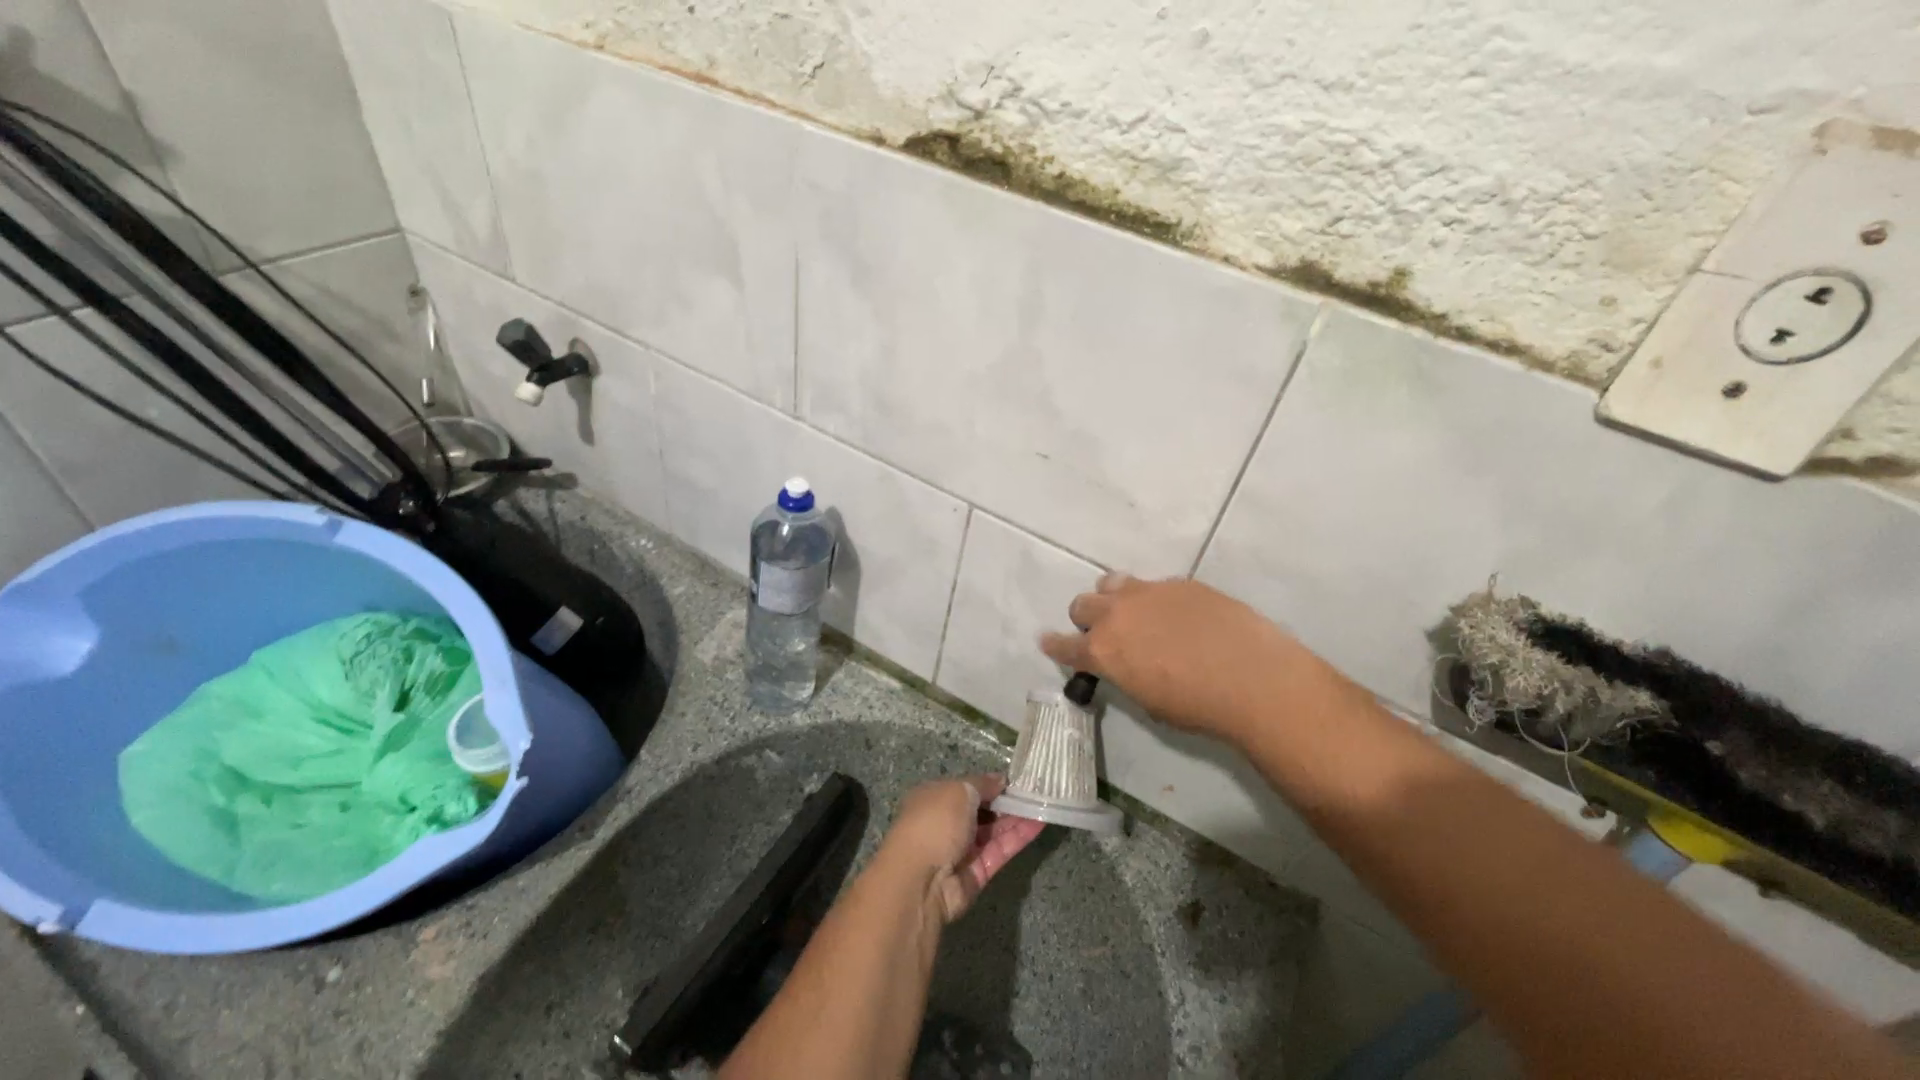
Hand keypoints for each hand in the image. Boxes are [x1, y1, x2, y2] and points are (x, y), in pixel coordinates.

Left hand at [879, 775, 1044, 923]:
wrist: (921, 880)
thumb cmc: (934, 823)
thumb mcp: (958, 791)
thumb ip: (982, 784)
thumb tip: (1001, 779)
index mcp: (933, 799)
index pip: (965, 788)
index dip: (989, 784)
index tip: (1015, 779)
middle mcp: (946, 824)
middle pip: (981, 810)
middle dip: (1006, 801)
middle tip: (1037, 790)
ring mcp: (961, 850)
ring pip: (994, 831)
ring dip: (1017, 818)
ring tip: (1045, 803)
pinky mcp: (977, 873)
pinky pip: (1000, 851)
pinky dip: (1019, 837)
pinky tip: (1041, 823)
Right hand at [1039, 573, 1321, 743]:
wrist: (1252, 676)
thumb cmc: (1197, 706)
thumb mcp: (1149, 701)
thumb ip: (1127, 675)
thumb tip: (1129, 665)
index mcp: (1103, 651)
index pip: (1065, 645)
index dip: (1055, 645)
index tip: (1047, 641)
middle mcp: (1117, 615)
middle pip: (1082, 605)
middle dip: (1086, 620)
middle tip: (1103, 635)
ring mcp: (1148, 593)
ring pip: (1112, 583)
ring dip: (1113, 598)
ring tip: (1132, 614)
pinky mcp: (1180, 583)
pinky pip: (1153, 586)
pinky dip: (1154, 600)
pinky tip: (1178, 617)